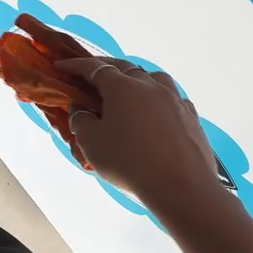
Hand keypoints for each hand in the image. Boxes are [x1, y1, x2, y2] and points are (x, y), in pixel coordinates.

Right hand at [54, 57, 230, 220]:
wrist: (181, 188)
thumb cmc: (128, 161)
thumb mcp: (90, 142)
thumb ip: (80, 119)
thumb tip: (81, 108)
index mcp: (122, 88)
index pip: (94, 68)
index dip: (75, 65)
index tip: (61, 66)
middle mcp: (149, 86)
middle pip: (124, 67)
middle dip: (104, 67)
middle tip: (90, 74)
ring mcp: (174, 100)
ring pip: (153, 77)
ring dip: (136, 77)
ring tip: (128, 88)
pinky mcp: (191, 116)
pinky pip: (172, 96)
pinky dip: (158, 96)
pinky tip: (155, 109)